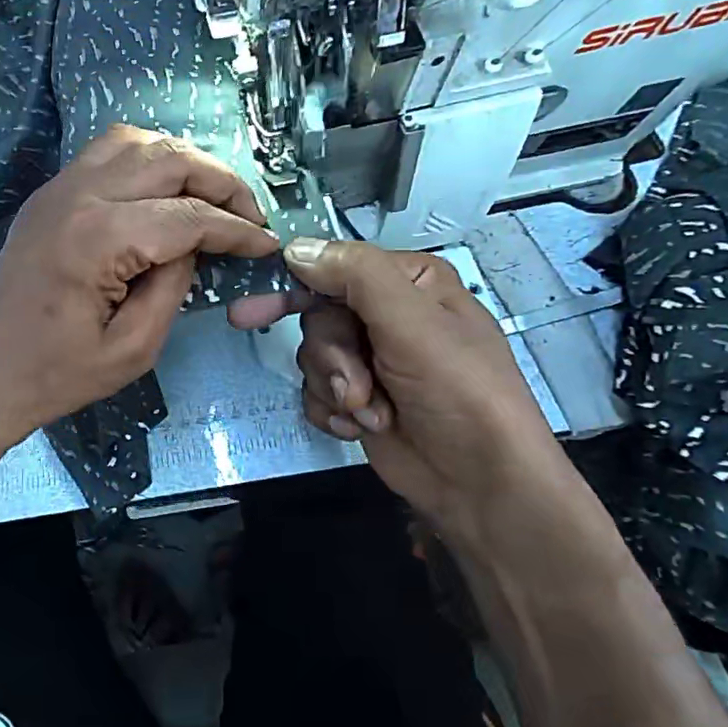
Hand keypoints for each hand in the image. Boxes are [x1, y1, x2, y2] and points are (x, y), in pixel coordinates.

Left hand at [0, 125, 278, 450]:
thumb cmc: (61, 373)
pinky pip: (109, 151)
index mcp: (98, 240)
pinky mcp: (51, 194)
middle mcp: (77, 197)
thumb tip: (198, 244)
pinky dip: (150, 158)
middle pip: (170, 160)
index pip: (189, 216)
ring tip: (214, 198)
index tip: (268, 245)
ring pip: (139, 142)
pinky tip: (168, 190)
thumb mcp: (137, 346)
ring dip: (187, 162)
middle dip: (223, 183)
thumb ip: (175, 285)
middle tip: (251, 216)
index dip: (237, 230)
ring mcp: (58, 188)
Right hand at [228, 238, 567, 538]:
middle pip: (320, 318)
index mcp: (409, 283)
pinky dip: (332, 412)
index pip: (337, 269)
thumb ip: (356, 275)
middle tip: (358, 386)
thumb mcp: (413, 322)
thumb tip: (297, 247)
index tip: (248, 314)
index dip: (294, 288)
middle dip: (334, 357)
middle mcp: (388, 317)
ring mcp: (372, 361)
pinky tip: (358, 428)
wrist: (478, 479)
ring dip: (337, 389)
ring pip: (314, 358)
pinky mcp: (360, 402)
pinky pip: (318, 393)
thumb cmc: (457, 389)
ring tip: (372, 413)